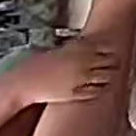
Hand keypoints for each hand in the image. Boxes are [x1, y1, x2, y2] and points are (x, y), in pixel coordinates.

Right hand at [5, 39, 120, 104]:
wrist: (23, 82)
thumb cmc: (40, 64)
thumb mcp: (62, 49)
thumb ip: (80, 46)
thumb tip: (93, 43)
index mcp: (81, 49)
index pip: (109, 47)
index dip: (110, 51)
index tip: (110, 54)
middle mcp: (84, 62)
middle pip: (112, 61)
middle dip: (113, 63)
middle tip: (111, 66)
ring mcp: (81, 78)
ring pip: (108, 76)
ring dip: (109, 76)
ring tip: (106, 77)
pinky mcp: (76, 93)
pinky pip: (97, 90)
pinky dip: (100, 88)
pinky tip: (98, 87)